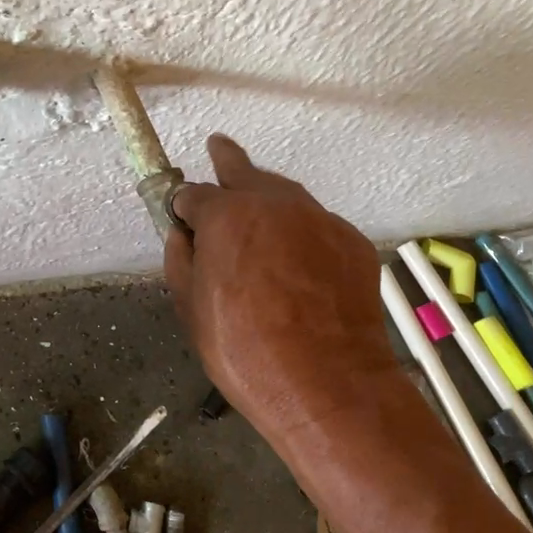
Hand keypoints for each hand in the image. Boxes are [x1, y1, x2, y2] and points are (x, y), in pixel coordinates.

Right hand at [166, 134, 393, 439]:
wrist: (328, 385)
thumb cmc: (244, 349)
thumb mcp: (191, 309)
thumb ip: (181, 262)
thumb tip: (182, 235)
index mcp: (226, 215)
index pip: (194, 195)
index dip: (184, 207)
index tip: (181, 217)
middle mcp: (273, 204)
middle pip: (245, 171)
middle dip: (227, 160)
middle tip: (218, 147)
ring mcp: (319, 219)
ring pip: (287, 196)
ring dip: (268, 199)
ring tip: (259, 211)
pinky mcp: (352, 242)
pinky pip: (317, 228)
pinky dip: (303, 235)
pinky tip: (299, 264)